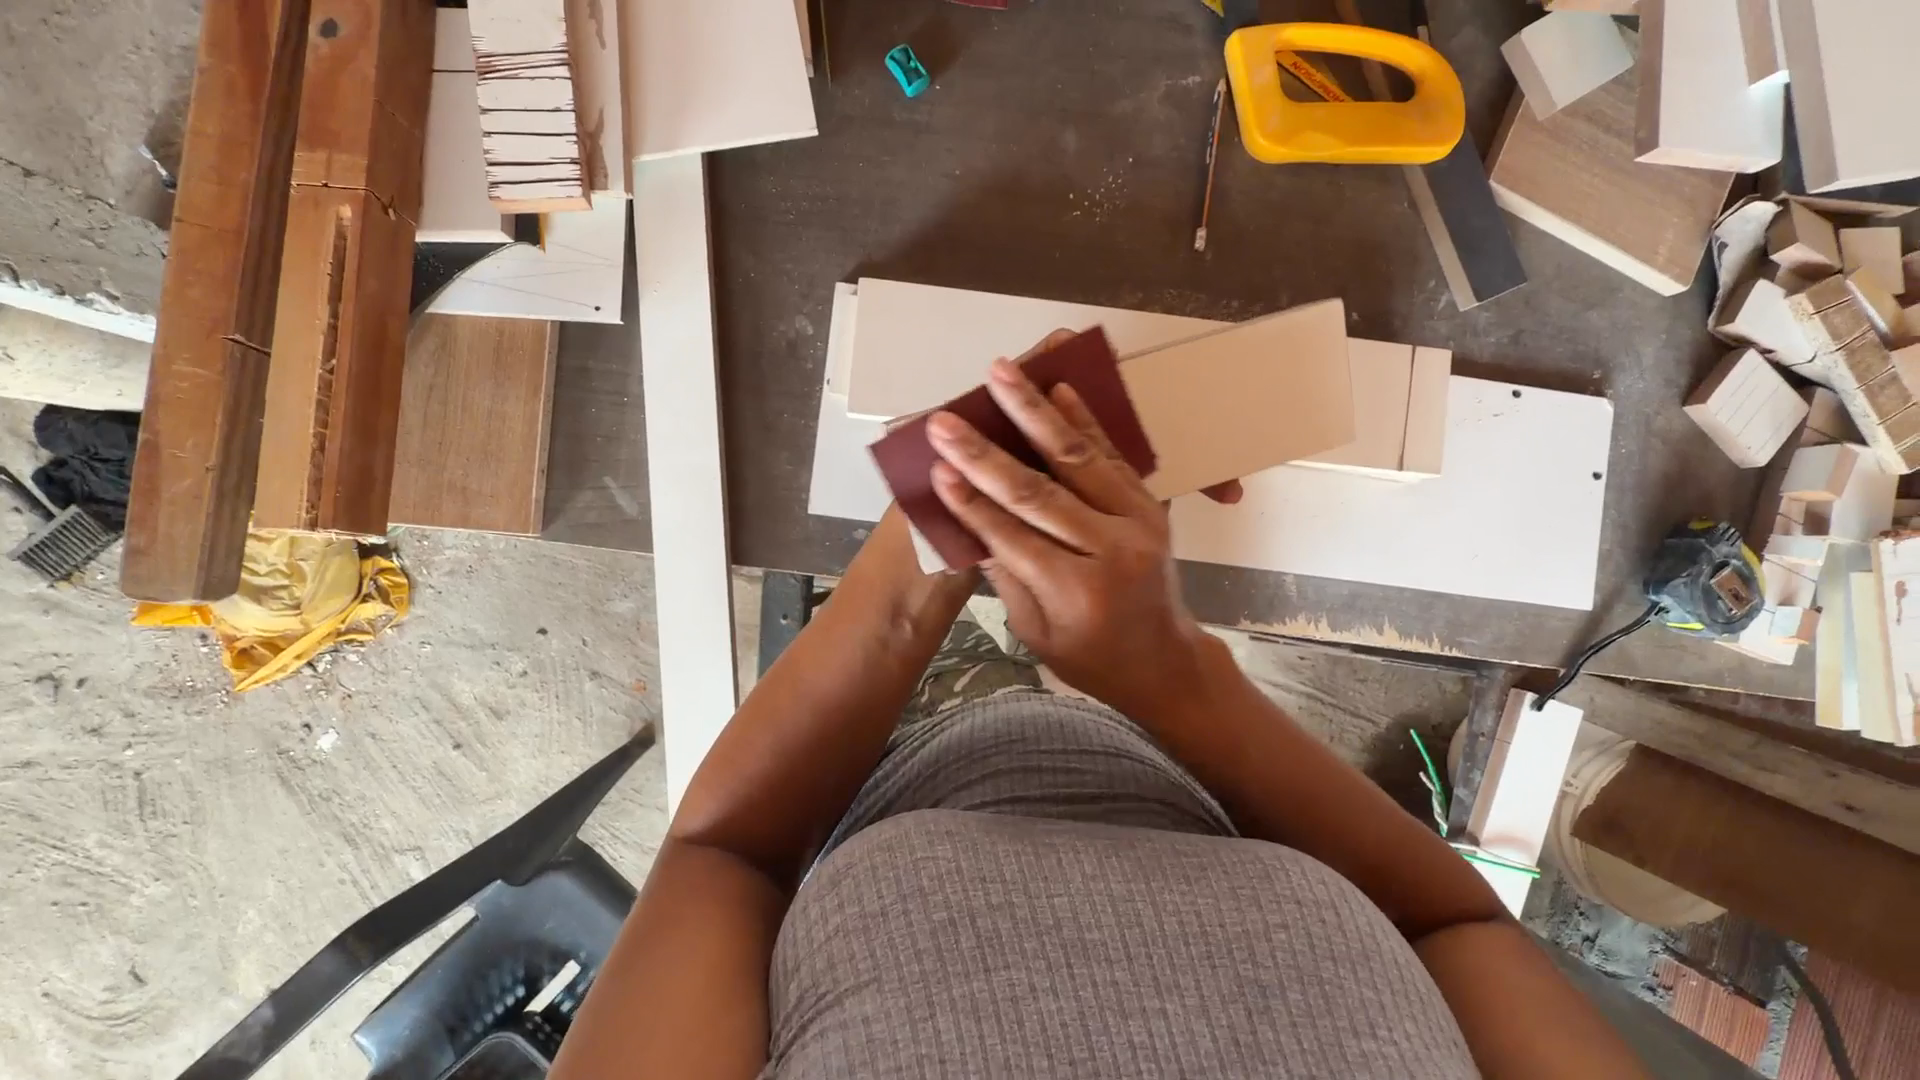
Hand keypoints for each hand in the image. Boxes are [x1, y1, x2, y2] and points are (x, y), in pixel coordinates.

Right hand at [924, 337, 1218, 718]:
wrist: (1164, 661)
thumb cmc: (1091, 659)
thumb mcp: (1036, 631)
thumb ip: (1005, 574)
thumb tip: (967, 519)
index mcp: (1075, 592)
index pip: (1010, 536)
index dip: (970, 501)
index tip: (935, 467)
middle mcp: (1110, 549)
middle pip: (1037, 492)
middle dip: (984, 453)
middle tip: (946, 421)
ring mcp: (1137, 521)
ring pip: (1077, 457)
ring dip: (1034, 412)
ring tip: (1001, 373)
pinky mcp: (1149, 504)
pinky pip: (1112, 454)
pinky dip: (1085, 419)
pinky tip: (1058, 388)